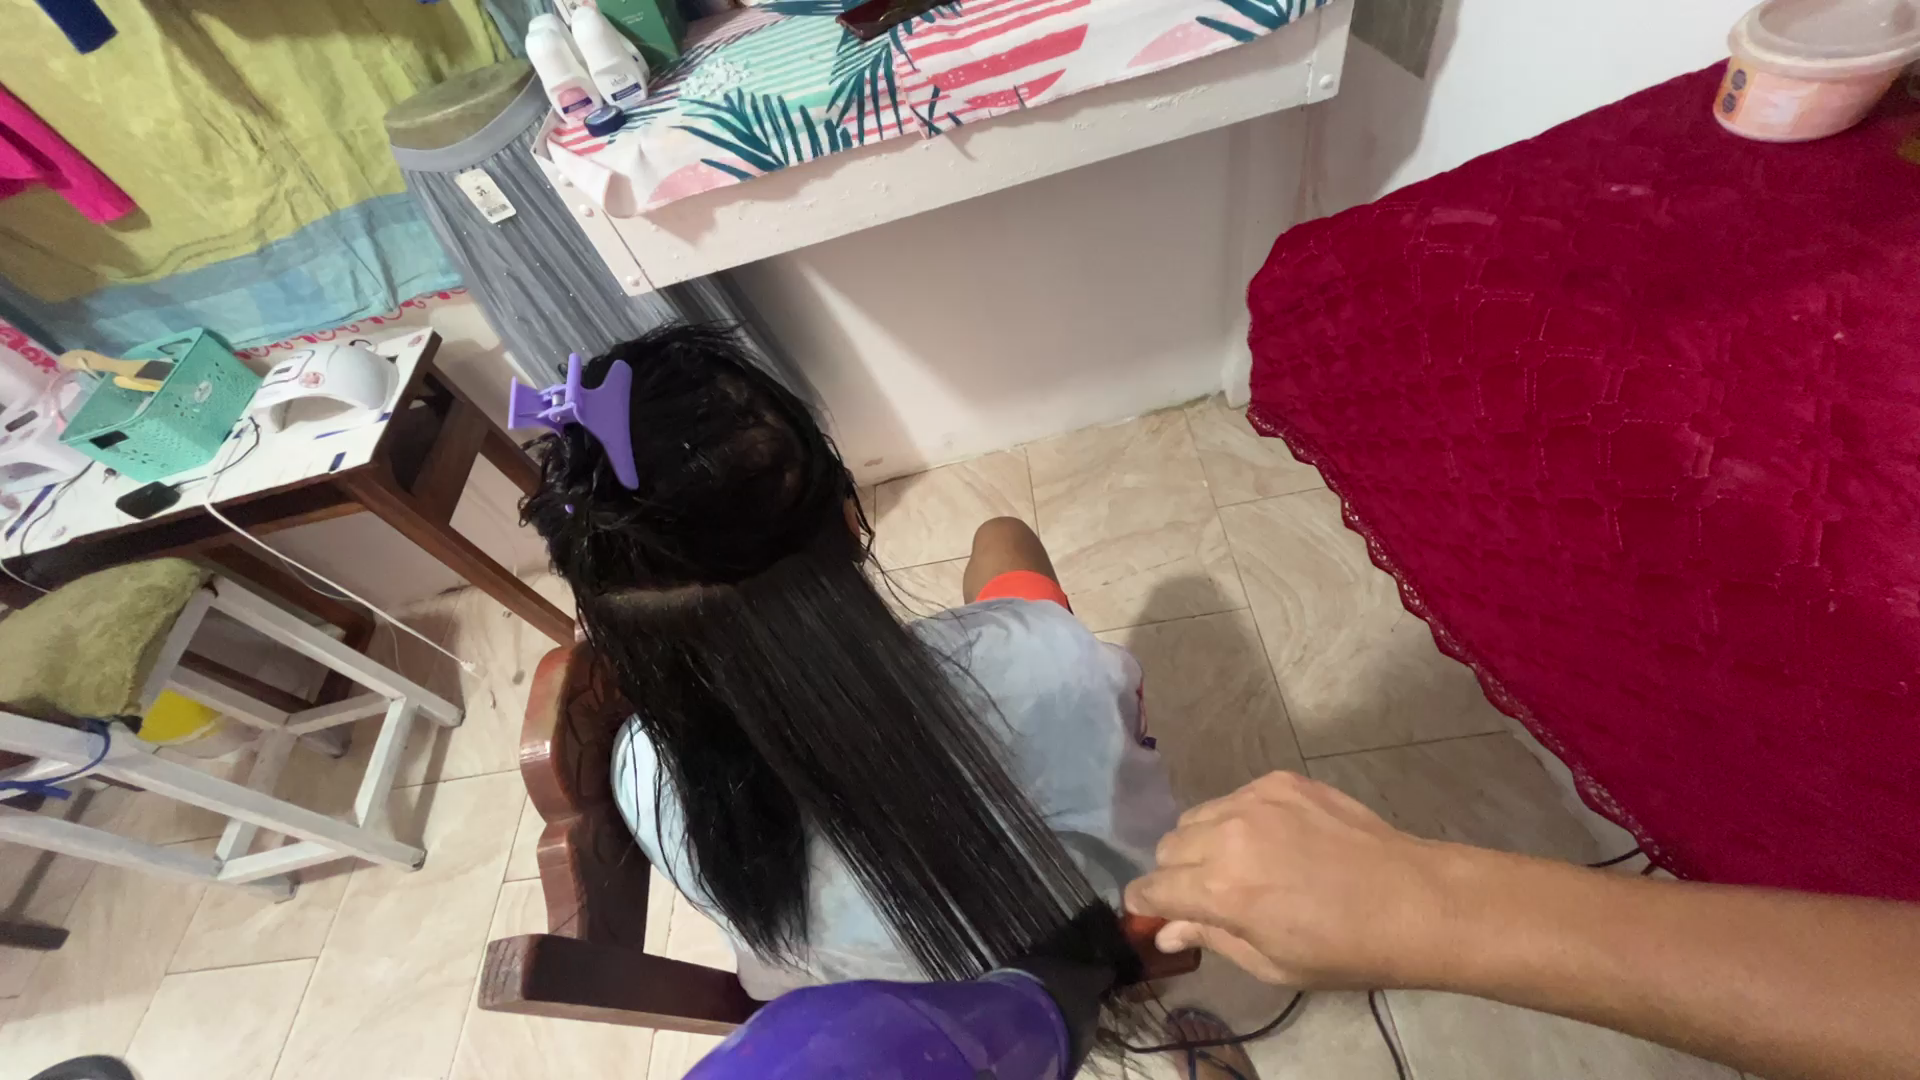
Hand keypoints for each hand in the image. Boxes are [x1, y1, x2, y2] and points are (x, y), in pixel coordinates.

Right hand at [1125, 771, 1468, 988]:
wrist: (1414, 901)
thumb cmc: (1344, 949)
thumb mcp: (1272, 962)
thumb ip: (1210, 938)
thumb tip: (1165, 933)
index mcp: (1221, 889)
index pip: (1153, 887)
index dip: (1144, 901)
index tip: (1148, 908)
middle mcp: (1225, 835)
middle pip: (1168, 846)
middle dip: (1177, 872)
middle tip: (1208, 892)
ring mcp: (1252, 801)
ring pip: (1196, 816)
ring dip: (1203, 842)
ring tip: (1241, 861)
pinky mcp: (1277, 781)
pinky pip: (1235, 798)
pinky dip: (1239, 819)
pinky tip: (1274, 839)